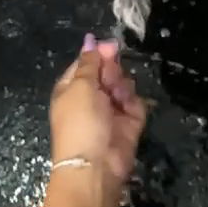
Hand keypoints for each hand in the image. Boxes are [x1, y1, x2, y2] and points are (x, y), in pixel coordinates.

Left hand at [50, 35, 147, 193]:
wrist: (95, 166)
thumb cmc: (80, 122)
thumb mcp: (80, 86)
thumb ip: (89, 62)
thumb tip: (90, 39)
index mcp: (72, 88)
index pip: (86, 62)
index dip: (98, 54)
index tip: (112, 47)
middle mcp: (91, 97)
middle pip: (107, 71)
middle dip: (112, 70)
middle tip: (110, 79)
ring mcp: (111, 111)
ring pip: (123, 84)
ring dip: (122, 85)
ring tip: (117, 95)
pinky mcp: (129, 123)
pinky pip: (135, 103)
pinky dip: (133, 102)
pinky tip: (127, 106)